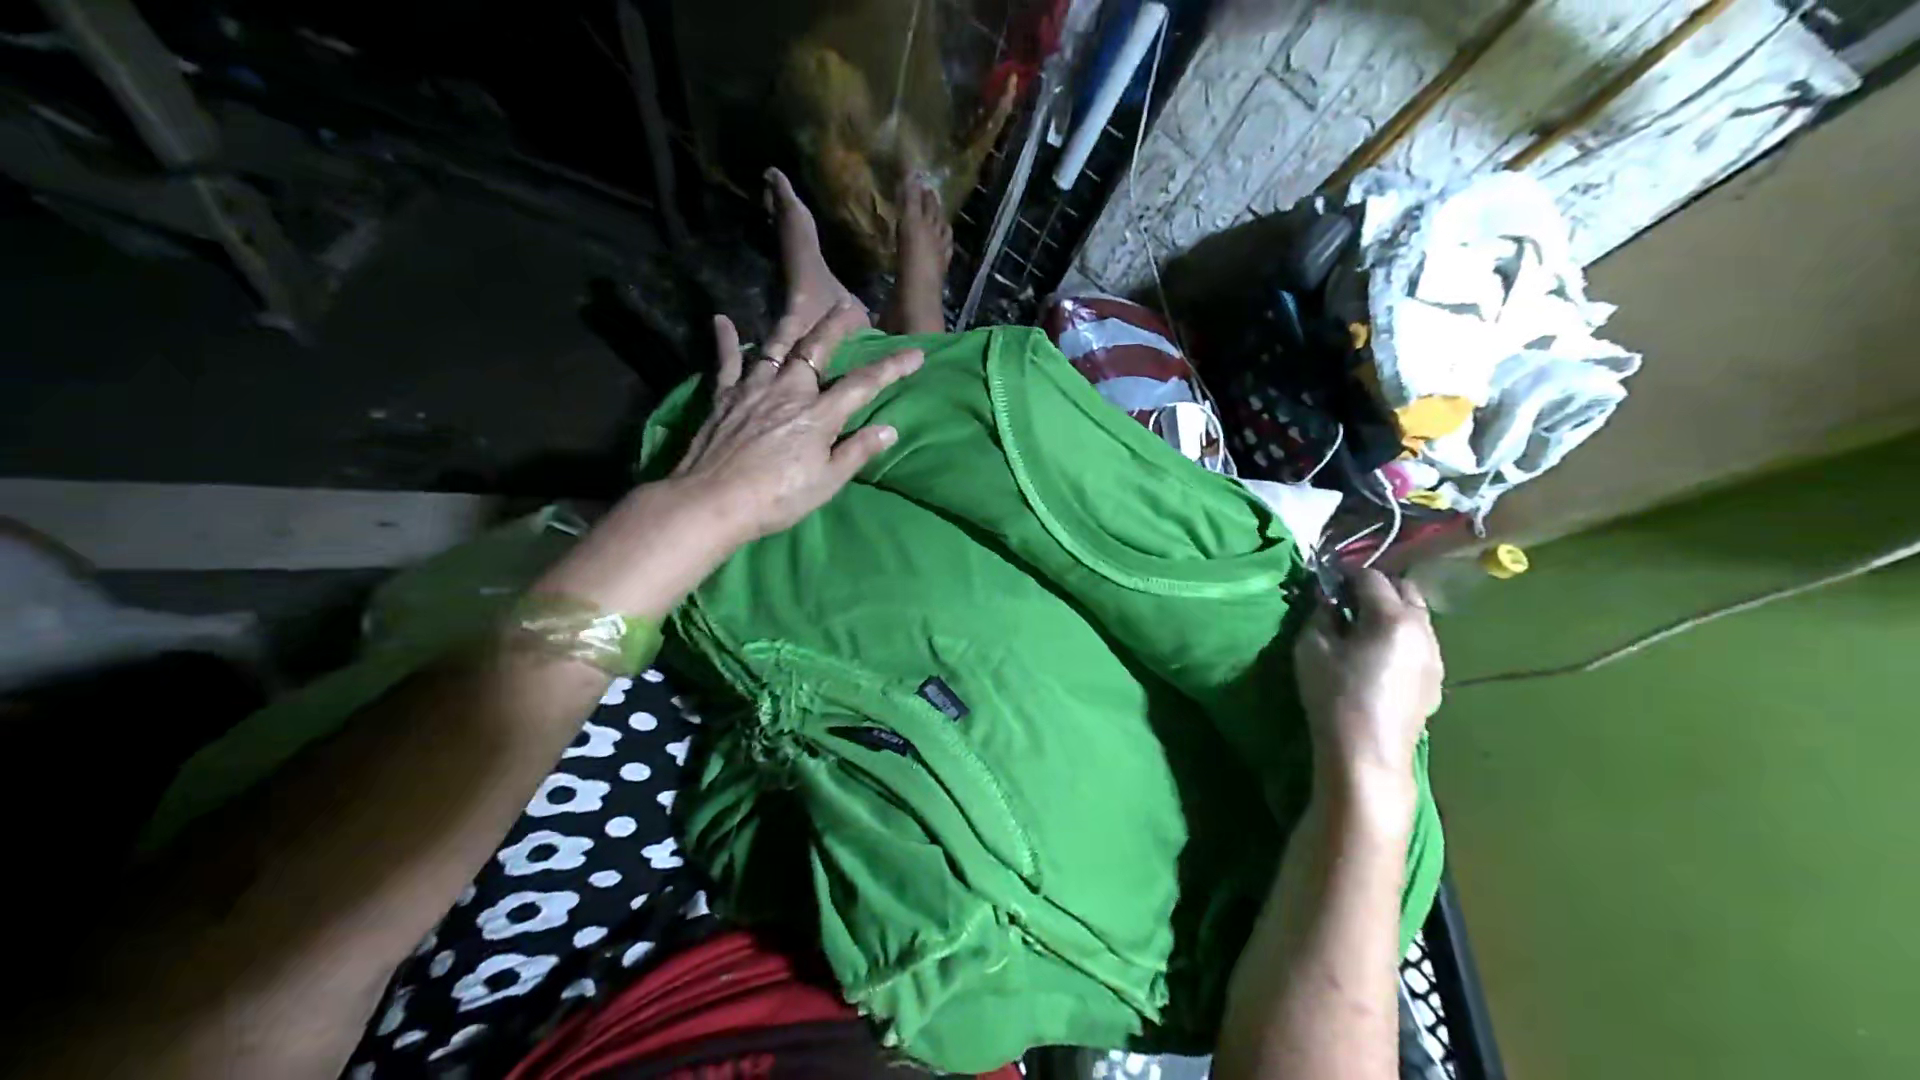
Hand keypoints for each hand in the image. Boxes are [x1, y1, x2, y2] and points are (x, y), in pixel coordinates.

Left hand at [672, 304, 922, 543]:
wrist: (713, 501)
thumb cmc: (777, 498)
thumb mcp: (826, 482)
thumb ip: (857, 452)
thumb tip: (889, 429)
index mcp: (819, 415)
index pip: (863, 384)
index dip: (892, 367)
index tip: (915, 354)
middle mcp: (789, 391)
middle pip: (816, 349)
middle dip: (834, 325)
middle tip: (846, 305)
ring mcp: (753, 389)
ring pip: (775, 346)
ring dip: (790, 323)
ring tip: (799, 304)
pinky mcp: (724, 396)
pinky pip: (726, 361)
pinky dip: (727, 340)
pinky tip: (722, 321)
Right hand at [1294, 569, 1442, 780]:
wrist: (1367, 752)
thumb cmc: (1334, 695)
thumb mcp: (1311, 647)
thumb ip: (1320, 614)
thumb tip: (1328, 599)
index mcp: (1392, 617)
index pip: (1371, 577)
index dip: (1346, 575)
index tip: (1327, 582)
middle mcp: (1423, 629)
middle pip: (1405, 589)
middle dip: (1376, 588)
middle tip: (1346, 601)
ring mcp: (1435, 655)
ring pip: (1416, 616)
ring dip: (1391, 611)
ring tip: (1362, 629)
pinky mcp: (1436, 679)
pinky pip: (1420, 642)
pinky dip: (1400, 636)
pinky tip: (1378, 656)